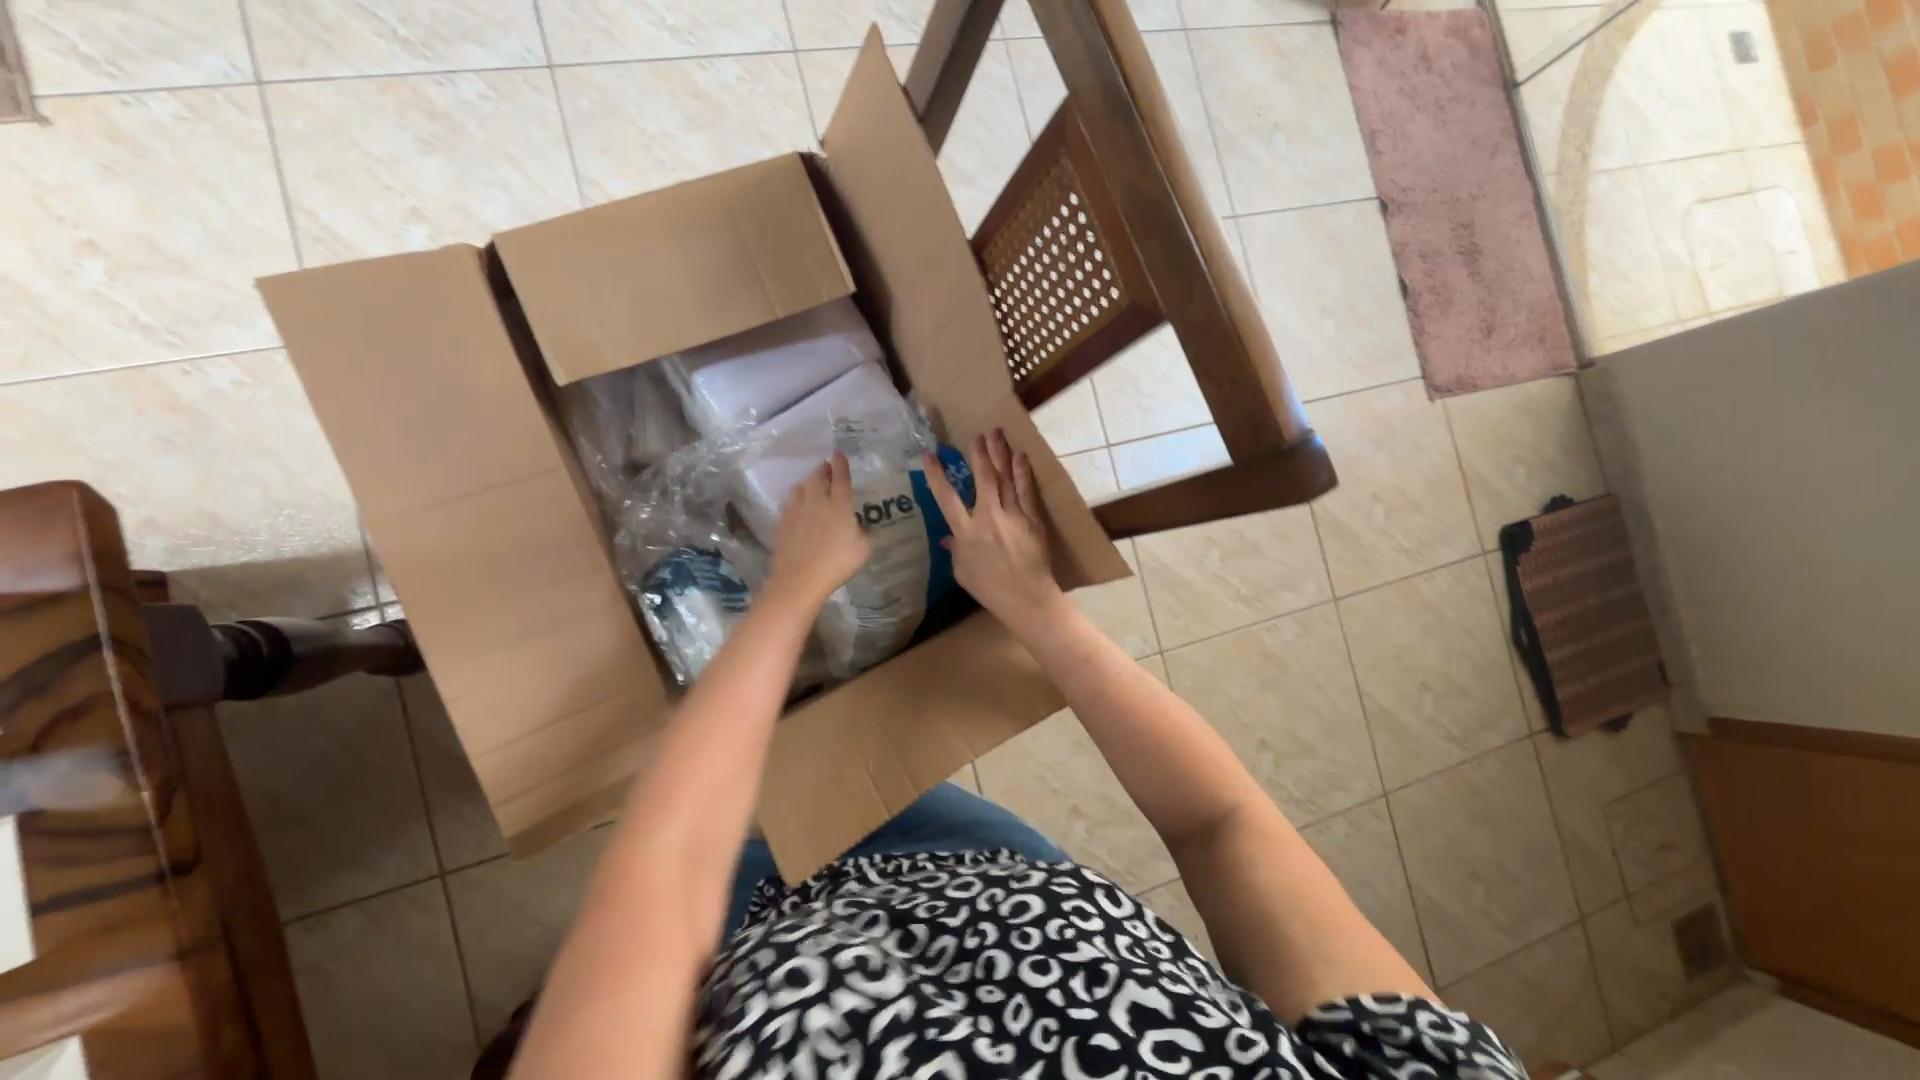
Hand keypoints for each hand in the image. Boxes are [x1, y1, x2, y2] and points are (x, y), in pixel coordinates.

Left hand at [765, 452, 869, 612]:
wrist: (800, 578)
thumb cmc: (837, 564)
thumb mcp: (863, 550)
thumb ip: (864, 534)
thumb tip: (861, 527)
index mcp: (840, 506)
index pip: (841, 479)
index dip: (841, 464)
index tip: (838, 453)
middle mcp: (817, 502)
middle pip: (817, 477)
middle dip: (822, 469)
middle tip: (825, 467)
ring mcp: (797, 511)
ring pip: (800, 487)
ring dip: (807, 482)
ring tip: (811, 484)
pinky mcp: (783, 522)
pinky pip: (789, 503)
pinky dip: (795, 498)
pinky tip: (797, 505)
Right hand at [921, 428, 1069, 635]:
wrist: (1025, 596)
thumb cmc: (989, 588)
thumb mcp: (962, 571)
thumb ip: (954, 549)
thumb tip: (946, 537)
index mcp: (965, 532)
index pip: (946, 498)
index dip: (937, 475)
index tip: (930, 456)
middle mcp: (987, 518)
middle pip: (982, 479)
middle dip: (979, 454)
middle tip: (977, 435)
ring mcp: (1011, 516)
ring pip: (1004, 479)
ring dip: (1000, 454)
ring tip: (997, 433)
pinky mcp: (1031, 519)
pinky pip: (1025, 491)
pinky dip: (1022, 473)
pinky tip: (1020, 457)